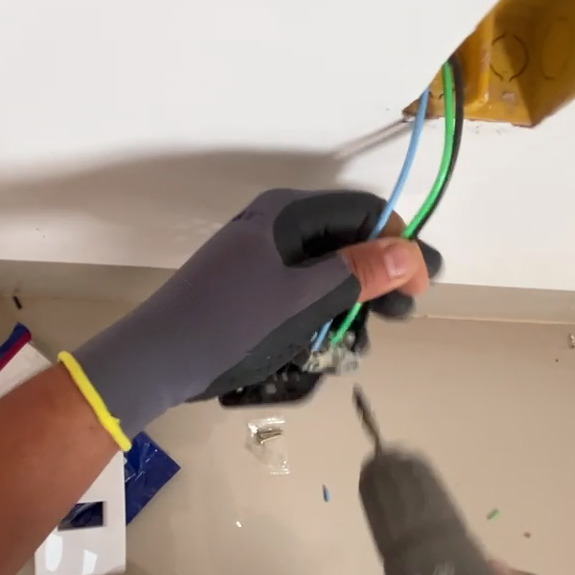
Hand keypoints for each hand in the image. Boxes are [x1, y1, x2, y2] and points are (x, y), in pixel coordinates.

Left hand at [73, 189, 441, 435]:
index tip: (420, 288)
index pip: (363, 213)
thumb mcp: (301, 300)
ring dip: (340, 316)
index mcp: (285, 215)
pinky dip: (309, 325)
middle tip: (391, 323)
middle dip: (370, 289)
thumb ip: (358, 274)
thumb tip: (410, 252)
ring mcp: (256, 263)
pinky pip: (294, 302)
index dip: (399, 246)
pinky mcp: (245, 294)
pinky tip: (310, 355)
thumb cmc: (229, 324)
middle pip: (343, 248)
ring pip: (321, 281)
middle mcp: (273, 230)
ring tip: (343, 351)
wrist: (155, 361)